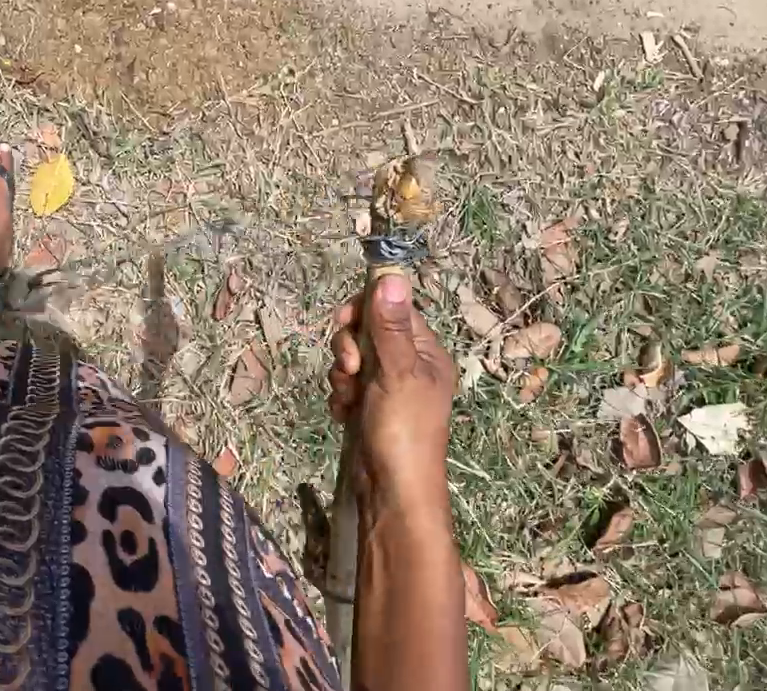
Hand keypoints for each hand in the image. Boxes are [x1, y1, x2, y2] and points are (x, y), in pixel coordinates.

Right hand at [326, 273, 455, 511]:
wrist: (392, 492)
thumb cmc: (404, 429)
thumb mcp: (398, 372)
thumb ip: (390, 326)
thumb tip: (392, 275)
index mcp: (426, 352)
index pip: (391, 309)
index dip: (365, 310)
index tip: (345, 321)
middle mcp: (407, 365)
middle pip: (365, 331)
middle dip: (348, 347)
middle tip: (351, 368)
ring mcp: (386, 387)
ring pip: (350, 358)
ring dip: (342, 375)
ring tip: (350, 398)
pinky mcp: (367, 406)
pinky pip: (344, 385)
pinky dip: (340, 396)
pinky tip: (345, 412)